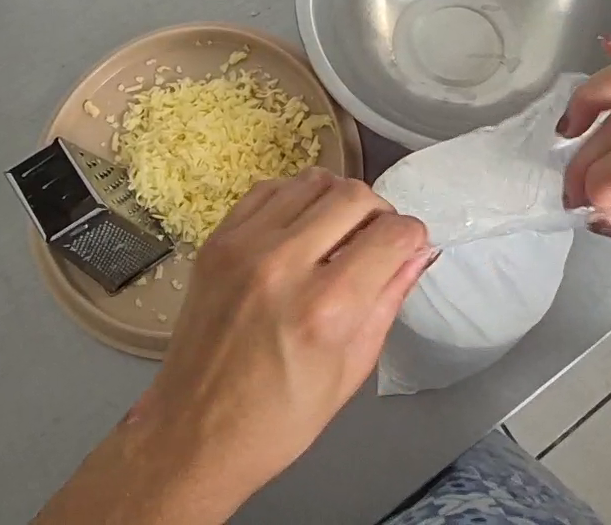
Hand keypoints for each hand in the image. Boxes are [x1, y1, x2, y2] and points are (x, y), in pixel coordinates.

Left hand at [133, 169, 432, 516]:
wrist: (192, 430)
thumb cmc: (278, 419)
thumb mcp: (351, 371)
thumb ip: (388, 301)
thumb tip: (418, 252)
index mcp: (325, 310)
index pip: (391, 235)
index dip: (412, 237)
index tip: (409, 247)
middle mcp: (284, 265)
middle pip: (354, 196)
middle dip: (380, 213)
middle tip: (376, 240)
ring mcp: (244, 245)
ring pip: (314, 180)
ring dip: (338, 200)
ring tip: (338, 232)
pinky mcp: (218, 238)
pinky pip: (270, 188)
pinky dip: (296, 198)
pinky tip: (300, 228)